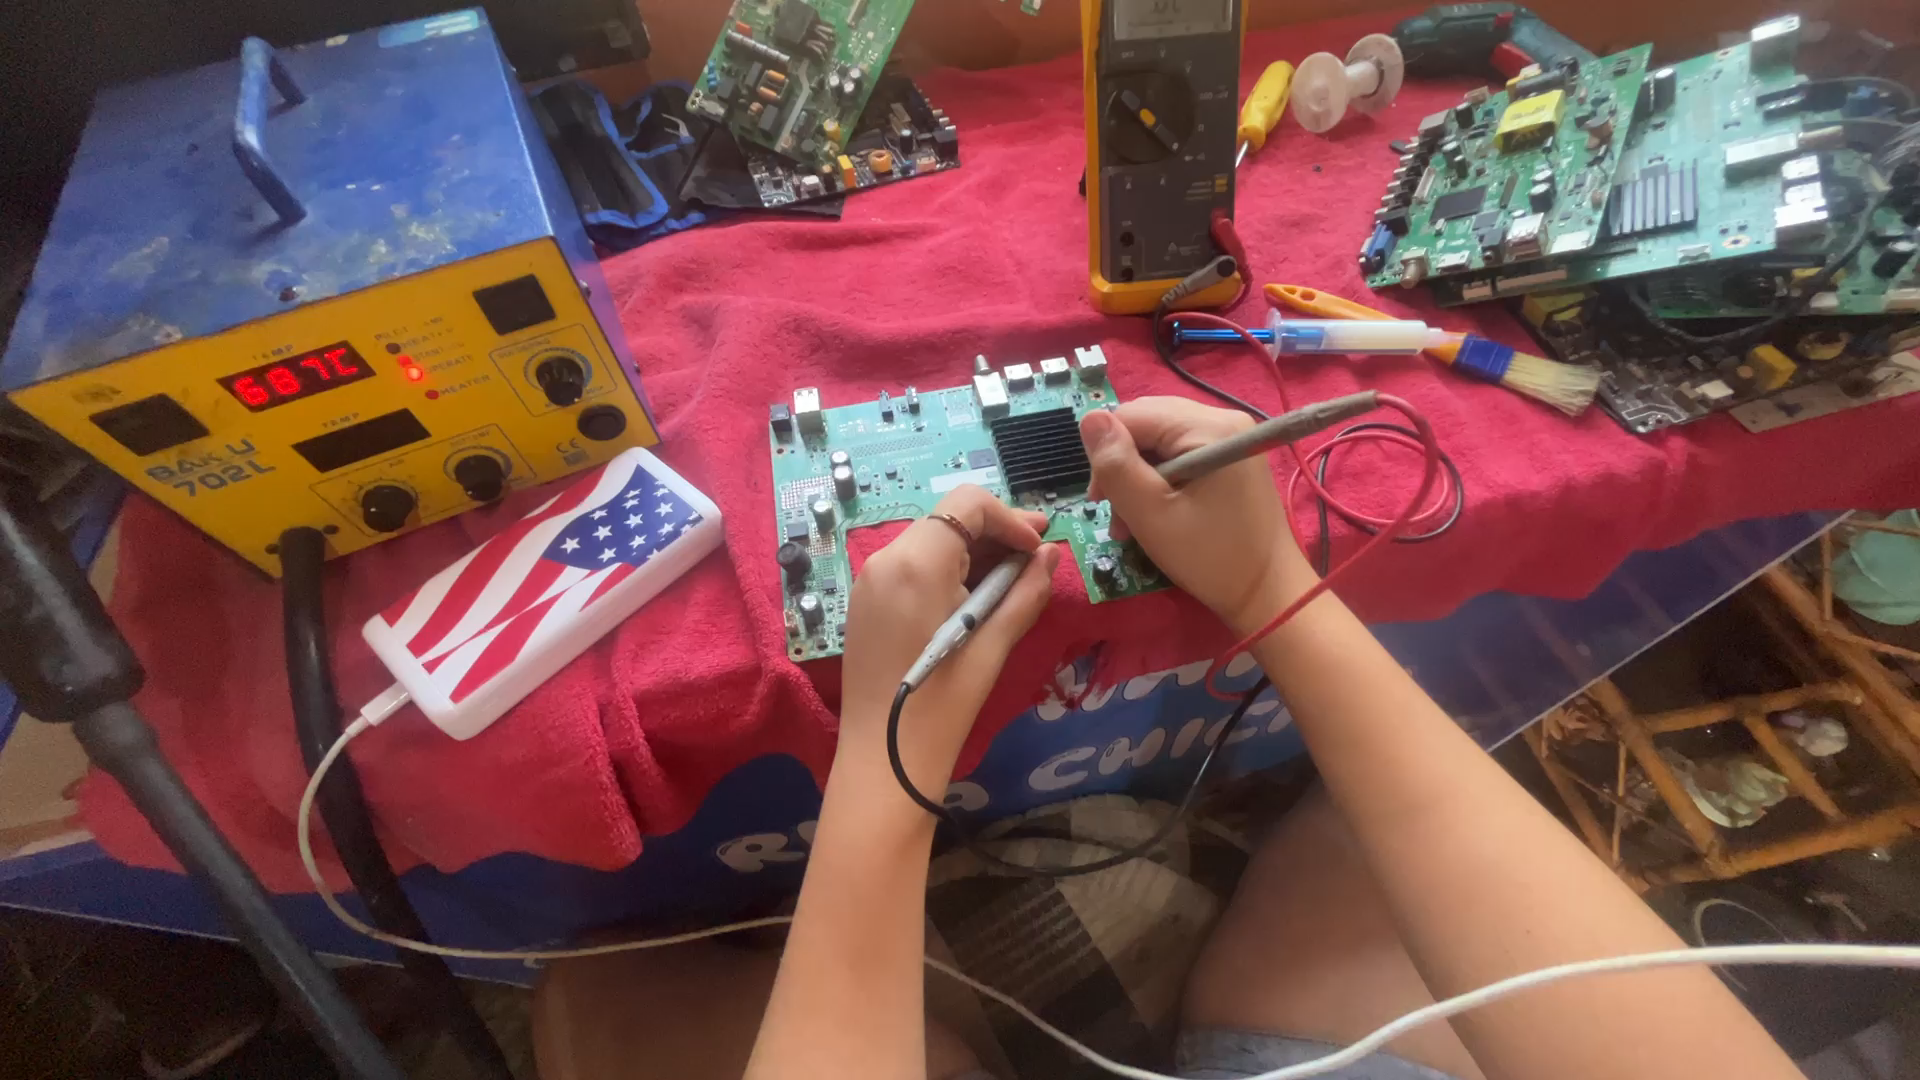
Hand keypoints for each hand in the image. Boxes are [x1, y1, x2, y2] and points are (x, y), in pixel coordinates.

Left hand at [838, 486, 1057, 804]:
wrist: (882, 759)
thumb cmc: (942, 707)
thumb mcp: (992, 646)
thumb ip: (1024, 592)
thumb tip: (1049, 554)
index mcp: (915, 563)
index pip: (968, 504)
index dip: (1011, 518)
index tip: (1038, 549)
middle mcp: (884, 558)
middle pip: (948, 518)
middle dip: (995, 532)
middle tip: (1036, 556)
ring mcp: (869, 579)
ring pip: (931, 541)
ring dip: (973, 551)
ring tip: (1010, 580)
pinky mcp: (865, 601)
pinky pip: (912, 565)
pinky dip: (947, 569)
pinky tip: (973, 597)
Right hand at [1081, 398, 1314, 635]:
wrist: (1268, 593)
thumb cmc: (1209, 557)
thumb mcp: (1151, 514)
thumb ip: (1116, 466)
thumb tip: (1088, 418)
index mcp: (1207, 426)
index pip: (1130, 415)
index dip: (1105, 453)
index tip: (1100, 501)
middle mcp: (1223, 419)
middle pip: (1146, 424)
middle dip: (1122, 465)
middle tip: (1116, 513)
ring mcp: (1229, 438)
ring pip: (1158, 441)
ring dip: (1136, 477)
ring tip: (1130, 521)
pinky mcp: (1230, 458)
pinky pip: (1178, 454)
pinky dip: (1158, 481)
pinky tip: (1154, 512)